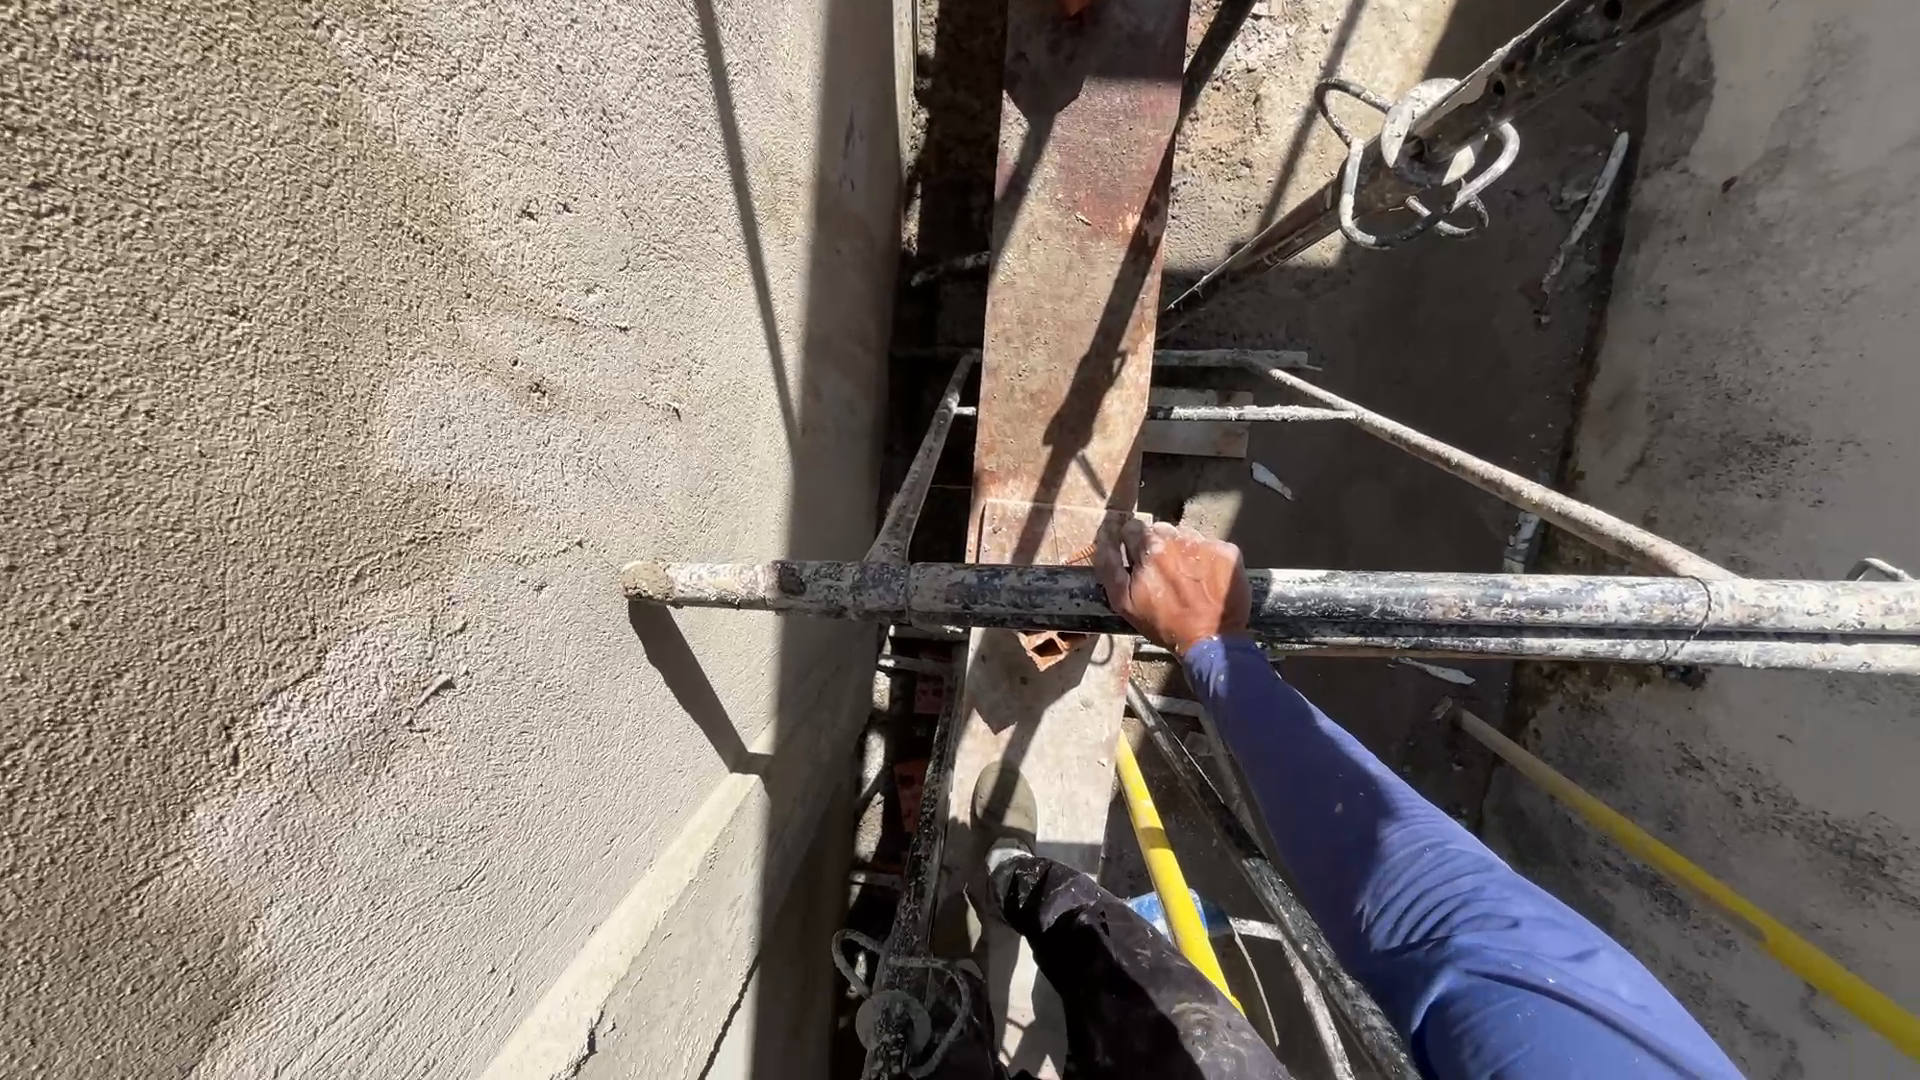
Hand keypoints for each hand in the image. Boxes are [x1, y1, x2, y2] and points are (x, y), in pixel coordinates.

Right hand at [1094, 520, 1250, 654]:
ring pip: (1184, 535)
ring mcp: (1205, 543)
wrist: (1211, 641)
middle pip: (1158, 529)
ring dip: (1180, 550)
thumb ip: (1109, 565)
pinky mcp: (1227, 551)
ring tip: (1184, 577)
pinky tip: (1204, 579)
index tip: (1136, 560)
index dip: (1131, 544)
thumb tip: (1104, 536)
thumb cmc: (1163, 624)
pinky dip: (1205, 557)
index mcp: (1149, 548)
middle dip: (1155, 546)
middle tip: (1161, 573)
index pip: (1132, 528)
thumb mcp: (1123, 601)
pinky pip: (1209, 545)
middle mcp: (1177, 538)